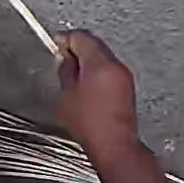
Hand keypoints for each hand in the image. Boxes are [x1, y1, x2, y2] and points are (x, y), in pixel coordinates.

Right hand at [54, 30, 140, 162]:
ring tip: (72, 75)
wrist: (113, 145)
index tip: (57, 43)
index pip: (82, 37)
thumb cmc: (90, 124)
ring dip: (87, 60)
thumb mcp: (66, 96)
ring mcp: (124, 76)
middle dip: (77, 48)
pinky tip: (86, 86)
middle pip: (94, 44)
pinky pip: (109, 70)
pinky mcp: (126, 88)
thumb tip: (66, 60)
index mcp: (99, 64)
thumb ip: (65, 72)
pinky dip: (96, 71)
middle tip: (63, 57)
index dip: (66, 38)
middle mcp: (115, 66)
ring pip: (103, 57)